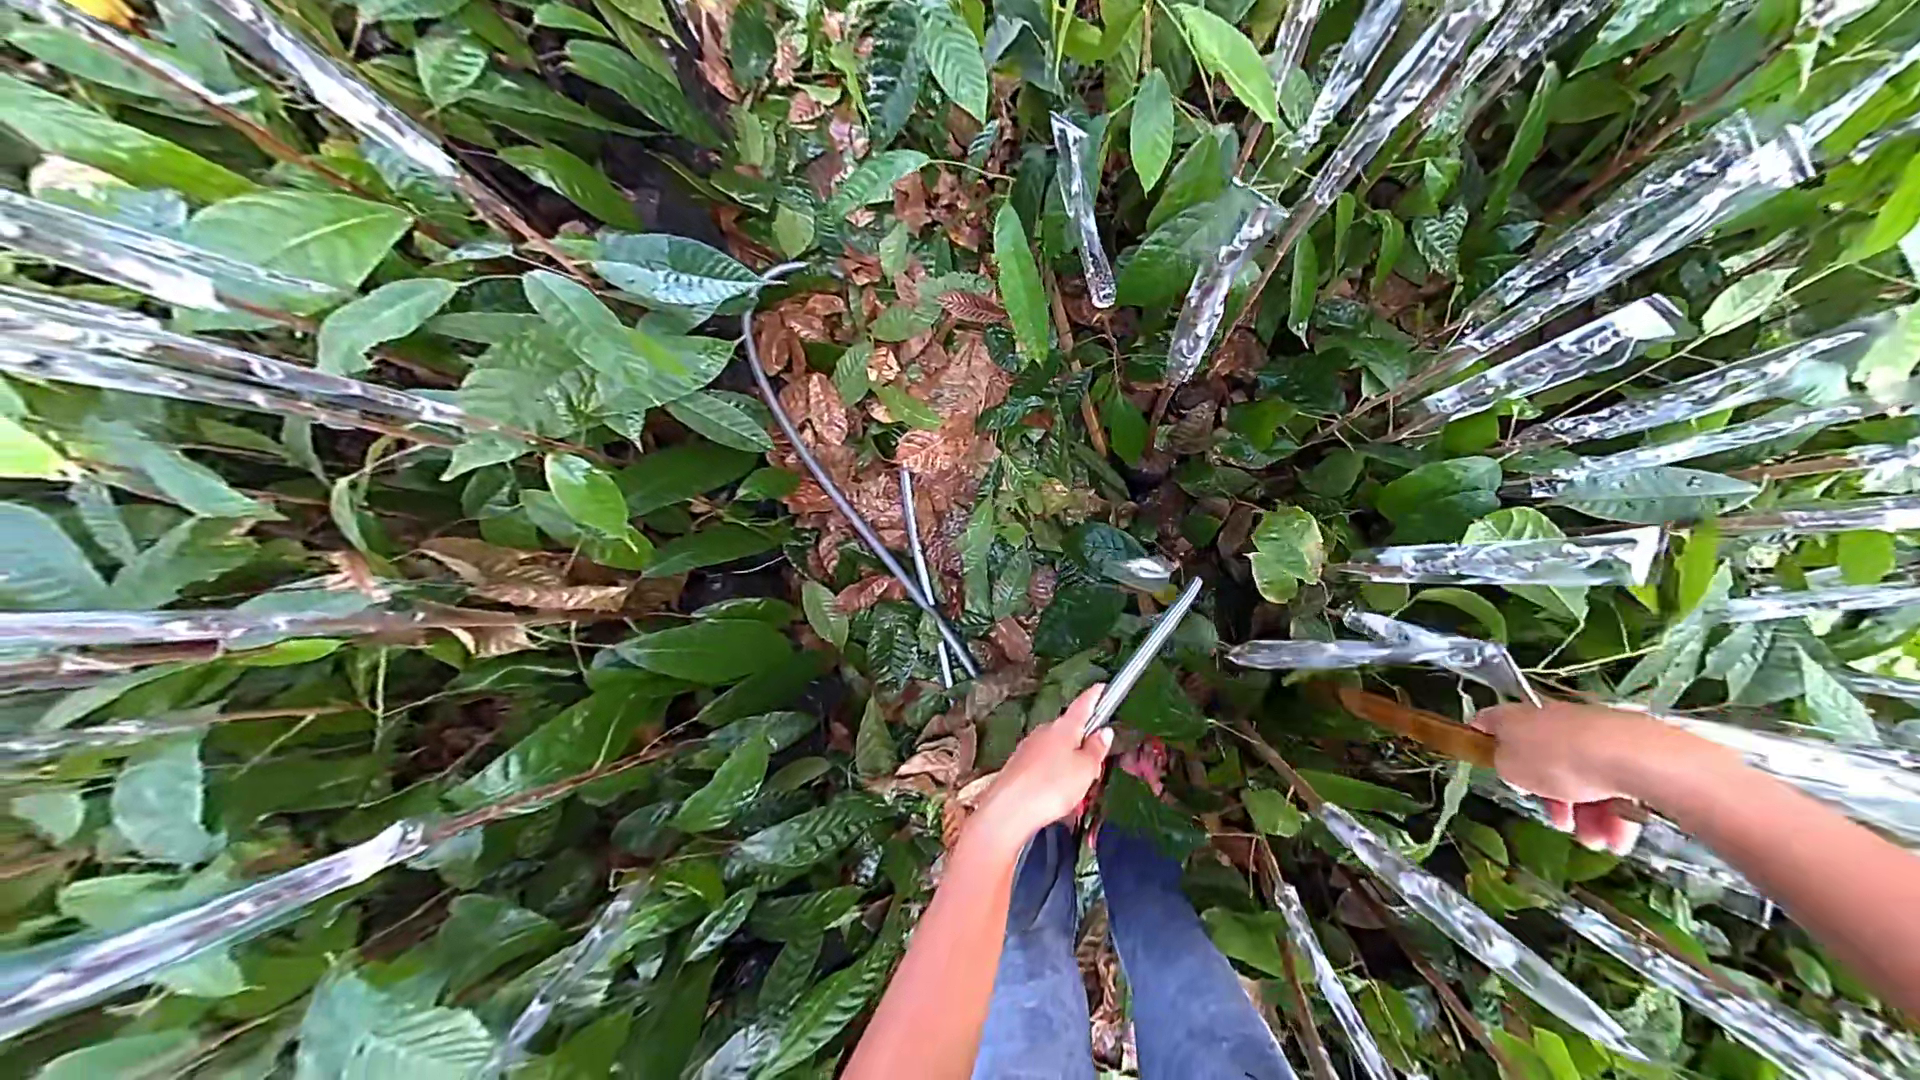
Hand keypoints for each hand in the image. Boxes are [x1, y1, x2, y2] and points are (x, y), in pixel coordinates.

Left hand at [969, 685, 1113, 847]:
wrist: (1009, 808)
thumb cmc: (1051, 786)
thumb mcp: (1085, 769)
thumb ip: (1096, 749)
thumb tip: (1104, 732)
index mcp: (1064, 727)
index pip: (1083, 704)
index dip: (1095, 695)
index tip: (1102, 687)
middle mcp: (1044, 731)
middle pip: (1069, 729)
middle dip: (1083, 741)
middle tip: (1096, 763)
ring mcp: (1029, 746)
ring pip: (1056, 748)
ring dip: (1068, 761)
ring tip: (1077, 787)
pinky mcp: (1019, 764)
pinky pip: (1044, 763)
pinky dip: (1054, 773)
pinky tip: (1056, 792)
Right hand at [1470, 702, 1679, 855]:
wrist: (1632, 757)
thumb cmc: (1555, 760)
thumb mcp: (1510, 769)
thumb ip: (1504, 768)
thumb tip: (1514, 769)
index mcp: (1514, 717)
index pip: (1488, 723)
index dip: (1483, 740)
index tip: (1487, 761)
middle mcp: (1550, 719)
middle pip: (1542, 759)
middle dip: (1552, 798)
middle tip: (1560, 823)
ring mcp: (1592, 732)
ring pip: (1582, 776)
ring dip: (1586, 813)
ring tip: (1596, 842)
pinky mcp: (1629, 749)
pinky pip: (1613, 781)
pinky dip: (1615, 810)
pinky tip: (1618, 837)